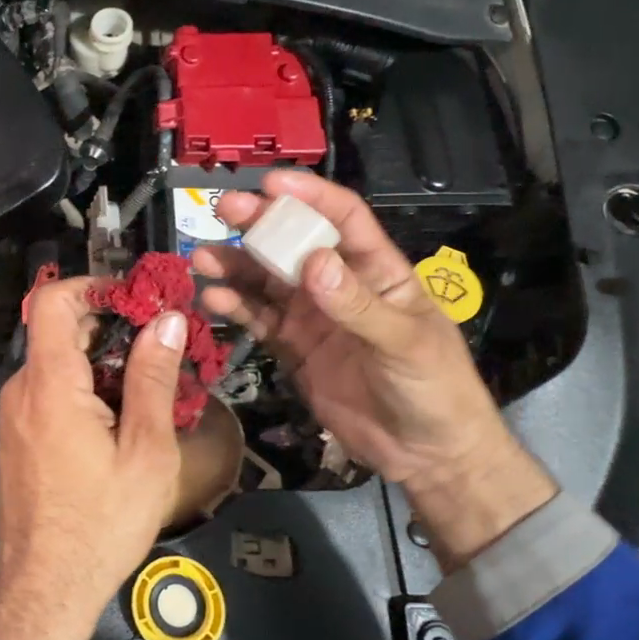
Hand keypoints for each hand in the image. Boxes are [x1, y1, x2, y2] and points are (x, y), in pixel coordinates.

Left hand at [0, 277, 186, 639]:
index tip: (135, 298)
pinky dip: (81, 387)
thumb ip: (153, 379)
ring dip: (97, 360)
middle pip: (57, 330)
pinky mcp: (15, 436)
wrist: (45, 588)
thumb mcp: (145, 452)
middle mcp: (20, 389)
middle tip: (157, 343)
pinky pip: (46, 391)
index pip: (52, 301)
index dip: (91, 285)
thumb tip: (166, 320)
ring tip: (147, 385)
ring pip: (54, 362)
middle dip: (107, 326)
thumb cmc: (102, 523)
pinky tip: (117, 417)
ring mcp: (12, 414)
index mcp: (49, 385)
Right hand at [193, 170, 555, 568]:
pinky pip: (258, 318)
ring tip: (203, 258)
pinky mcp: (293, 347)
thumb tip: (314, 262)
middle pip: (293, 242)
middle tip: (223, 211)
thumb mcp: (405, 344)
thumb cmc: (435, 388)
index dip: (309, 196)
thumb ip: (357, 306)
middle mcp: (339, 283)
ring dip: (236, 265)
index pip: (343, 218)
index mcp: (377, 270)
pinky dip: (234, 307)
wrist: (427, 455)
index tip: (271, 184)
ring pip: (266, 279)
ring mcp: (313, 315)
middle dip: (259, 224)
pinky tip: (213, 299)